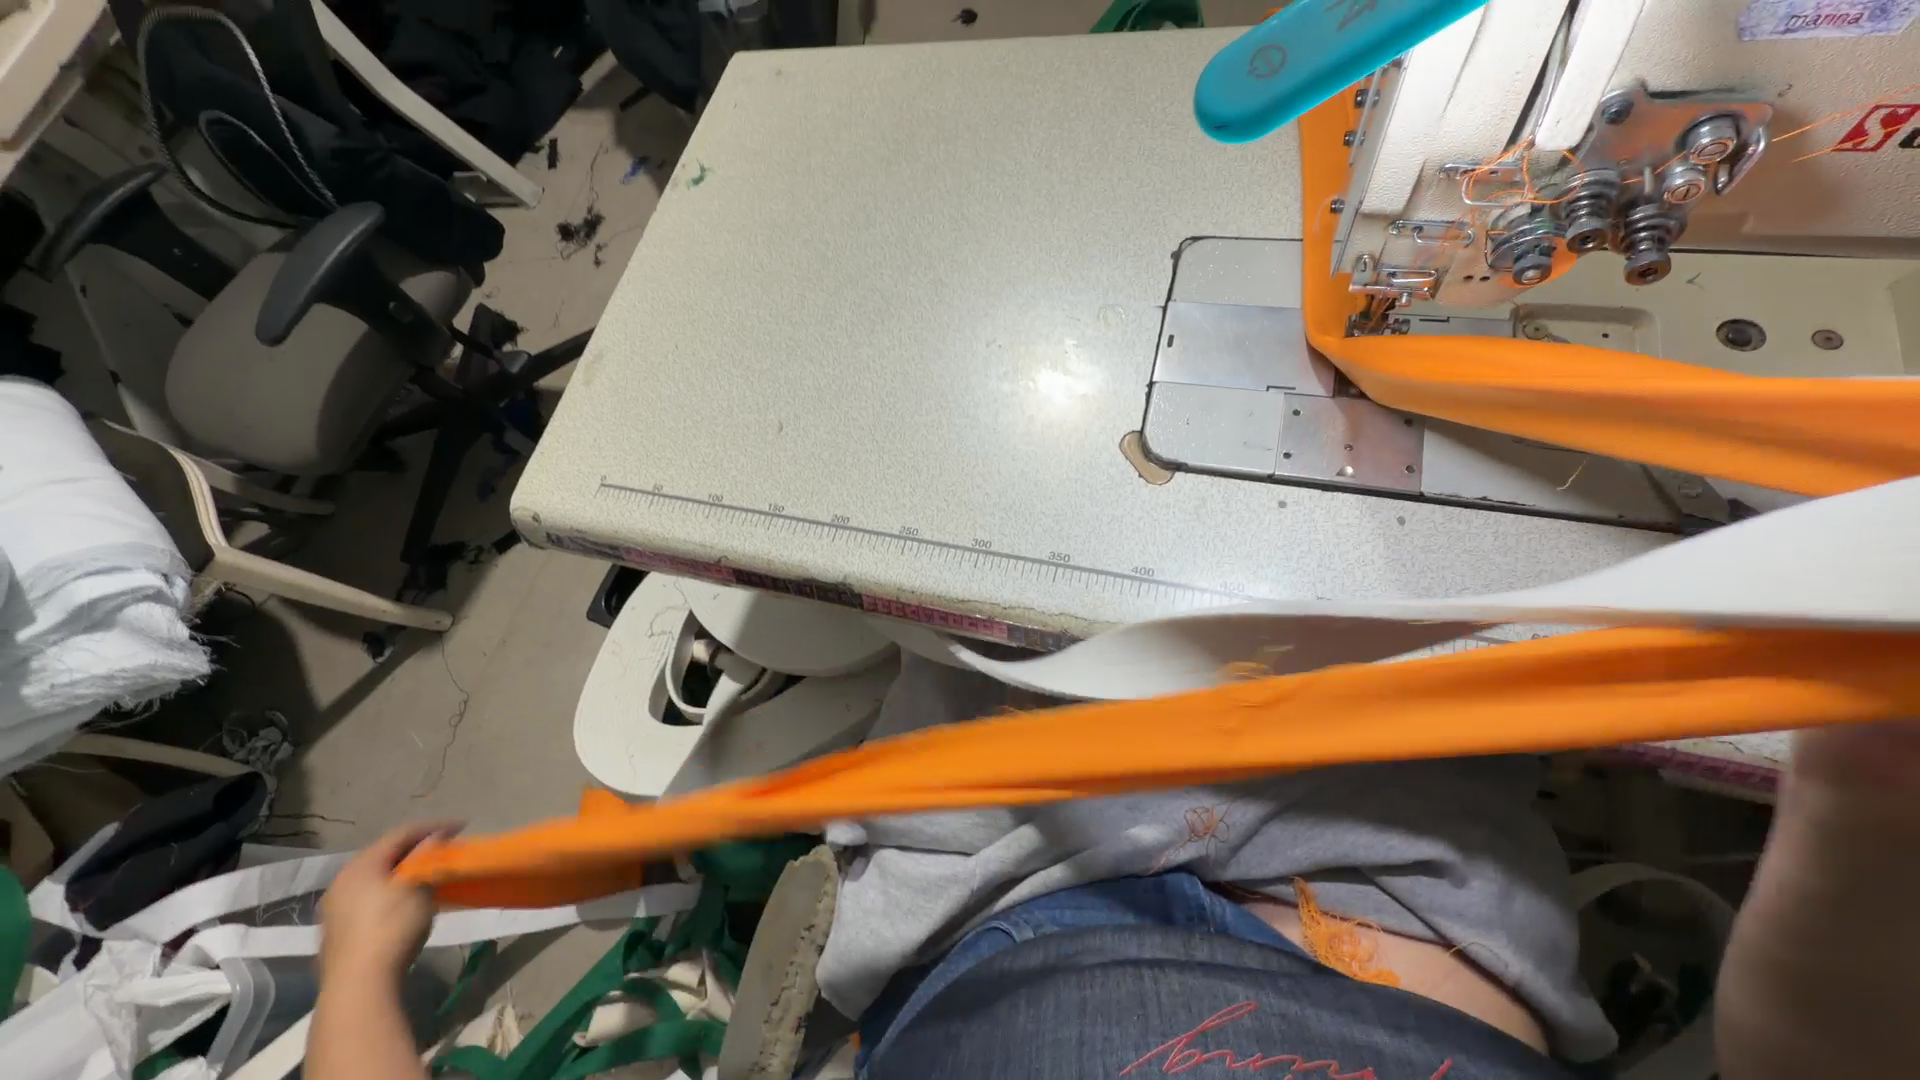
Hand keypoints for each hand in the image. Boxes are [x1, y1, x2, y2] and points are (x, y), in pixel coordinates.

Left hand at [319, 822, 459, 983]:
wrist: (359, 983)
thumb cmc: (392, 926)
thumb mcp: (418, 886)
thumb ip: (427, 857)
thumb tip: (435, 837)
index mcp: (361, 865)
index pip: (401, 834)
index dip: (434, 826)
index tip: (463, 827)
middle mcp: (342, 881)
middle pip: (385, 855)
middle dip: (417, 850)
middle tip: (445, 849)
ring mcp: (335, 908)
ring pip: (376, 878)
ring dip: (403, 872)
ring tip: (429, 875)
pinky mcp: (337, 931)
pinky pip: (369, 898)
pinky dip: (391, 891)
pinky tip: (406, 902)